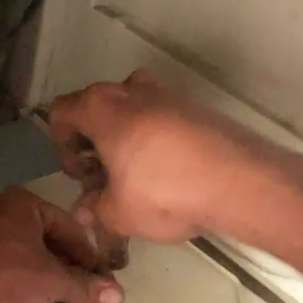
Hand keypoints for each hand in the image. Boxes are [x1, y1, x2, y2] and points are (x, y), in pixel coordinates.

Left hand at [0, 187, 123, 302]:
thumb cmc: (5, 279)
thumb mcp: (51, 282)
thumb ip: (85, 286)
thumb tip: (119, 296)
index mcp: (23, 202)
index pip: (70, 226)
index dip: (90, 256)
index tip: (104, 281)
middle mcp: (1, 208)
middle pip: (48, 236)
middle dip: (69, 263)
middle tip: (88, 289)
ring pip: (28, 249)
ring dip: (48, 270)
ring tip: (64, 294)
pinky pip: (7, 259)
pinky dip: (24, 274)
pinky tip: (32, 294)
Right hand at [47, 71, 283, 243]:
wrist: (240, 182)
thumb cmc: (163, 192)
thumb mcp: (118, 212)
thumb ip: (95, 209)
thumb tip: (85, 212)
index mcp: (101, 107)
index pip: (61, 112)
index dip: (61, 143)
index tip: (79, 172)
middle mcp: (132, 90)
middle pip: (97, 108)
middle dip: (94, 141)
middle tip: (103, 177)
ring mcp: (169, 94)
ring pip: (134, 111)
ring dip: (127, 139)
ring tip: (136, 177)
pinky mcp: (199, 108)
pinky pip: (164, 119)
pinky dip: (157, 141)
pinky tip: (168, 175)